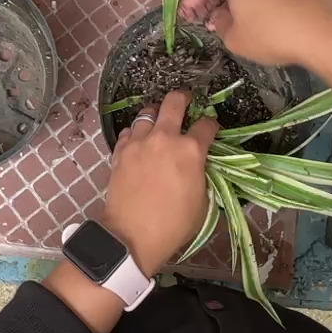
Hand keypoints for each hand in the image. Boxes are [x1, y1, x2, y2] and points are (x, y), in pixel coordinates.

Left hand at [102, 90, 217, 274]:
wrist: (132, 234)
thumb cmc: (173, 224)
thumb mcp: (202, 201)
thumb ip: (201, 174)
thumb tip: (199, 164)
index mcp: (190, 151)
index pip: (206, 125)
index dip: (211, 125)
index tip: (210, 128)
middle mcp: (165, 138)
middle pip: (174, 102)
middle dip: (183, 98)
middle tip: (185, 100)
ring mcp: (139, 142)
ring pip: (147, 113)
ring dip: (155, 114)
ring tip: (158, 120)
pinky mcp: (121, 150)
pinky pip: (129, 131)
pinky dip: (136, 132)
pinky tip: (139, 141)